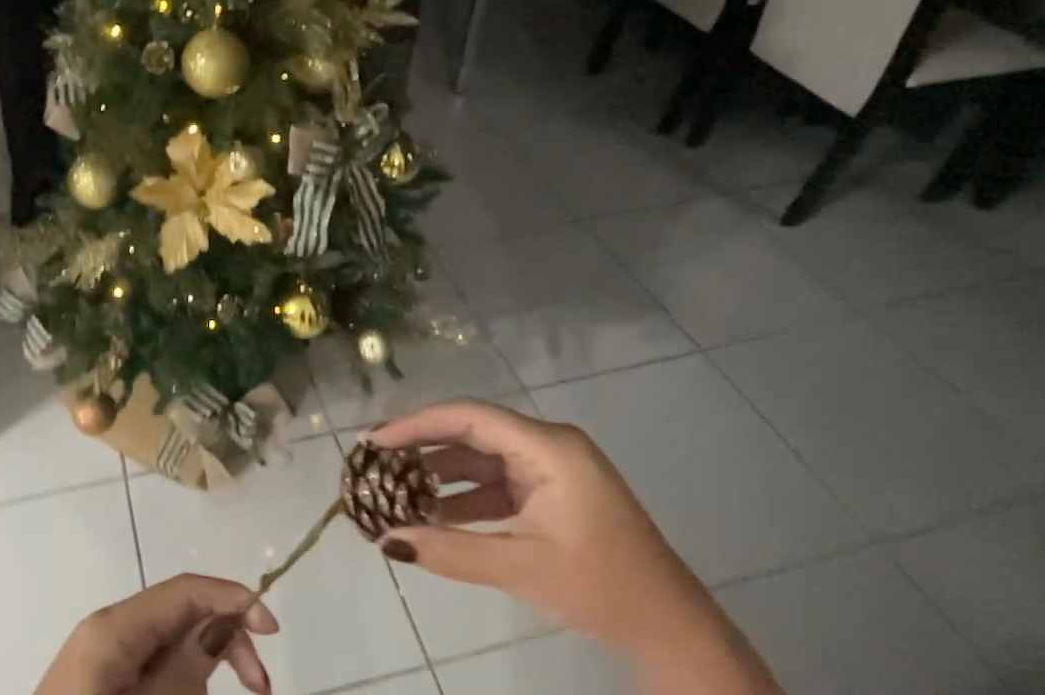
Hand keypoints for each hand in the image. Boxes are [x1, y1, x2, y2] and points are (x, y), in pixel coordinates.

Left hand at [35, 574, 278, 693]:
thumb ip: (189, 664)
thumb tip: (223, 623)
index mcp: (115, 627)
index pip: (186, 589)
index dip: (234, 598)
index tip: (273, 630)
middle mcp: (108, 631)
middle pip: (183, 617)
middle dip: (227, 645)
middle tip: (262, 688)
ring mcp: (103, 658)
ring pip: (173, 648)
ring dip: (205, 675)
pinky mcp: (103, 682)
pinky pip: (154, 671)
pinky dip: (180, 685)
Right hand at [369, 402, 775, 694]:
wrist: (669, 626)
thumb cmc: (600, 586)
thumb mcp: (521, 567)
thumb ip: (450, 550)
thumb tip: (386, 541)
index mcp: (549, 447)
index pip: (470, 418)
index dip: (418, 425)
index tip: (375, 441)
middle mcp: (548, 446)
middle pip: (472, 432)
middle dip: (423, 447)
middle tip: (376, 461)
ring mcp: (552, 469)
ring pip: (482, 458)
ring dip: (441, 475)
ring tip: (395, 489)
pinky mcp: (552, 493)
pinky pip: (497, 483)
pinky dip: (465, 497)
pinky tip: (432, 513)